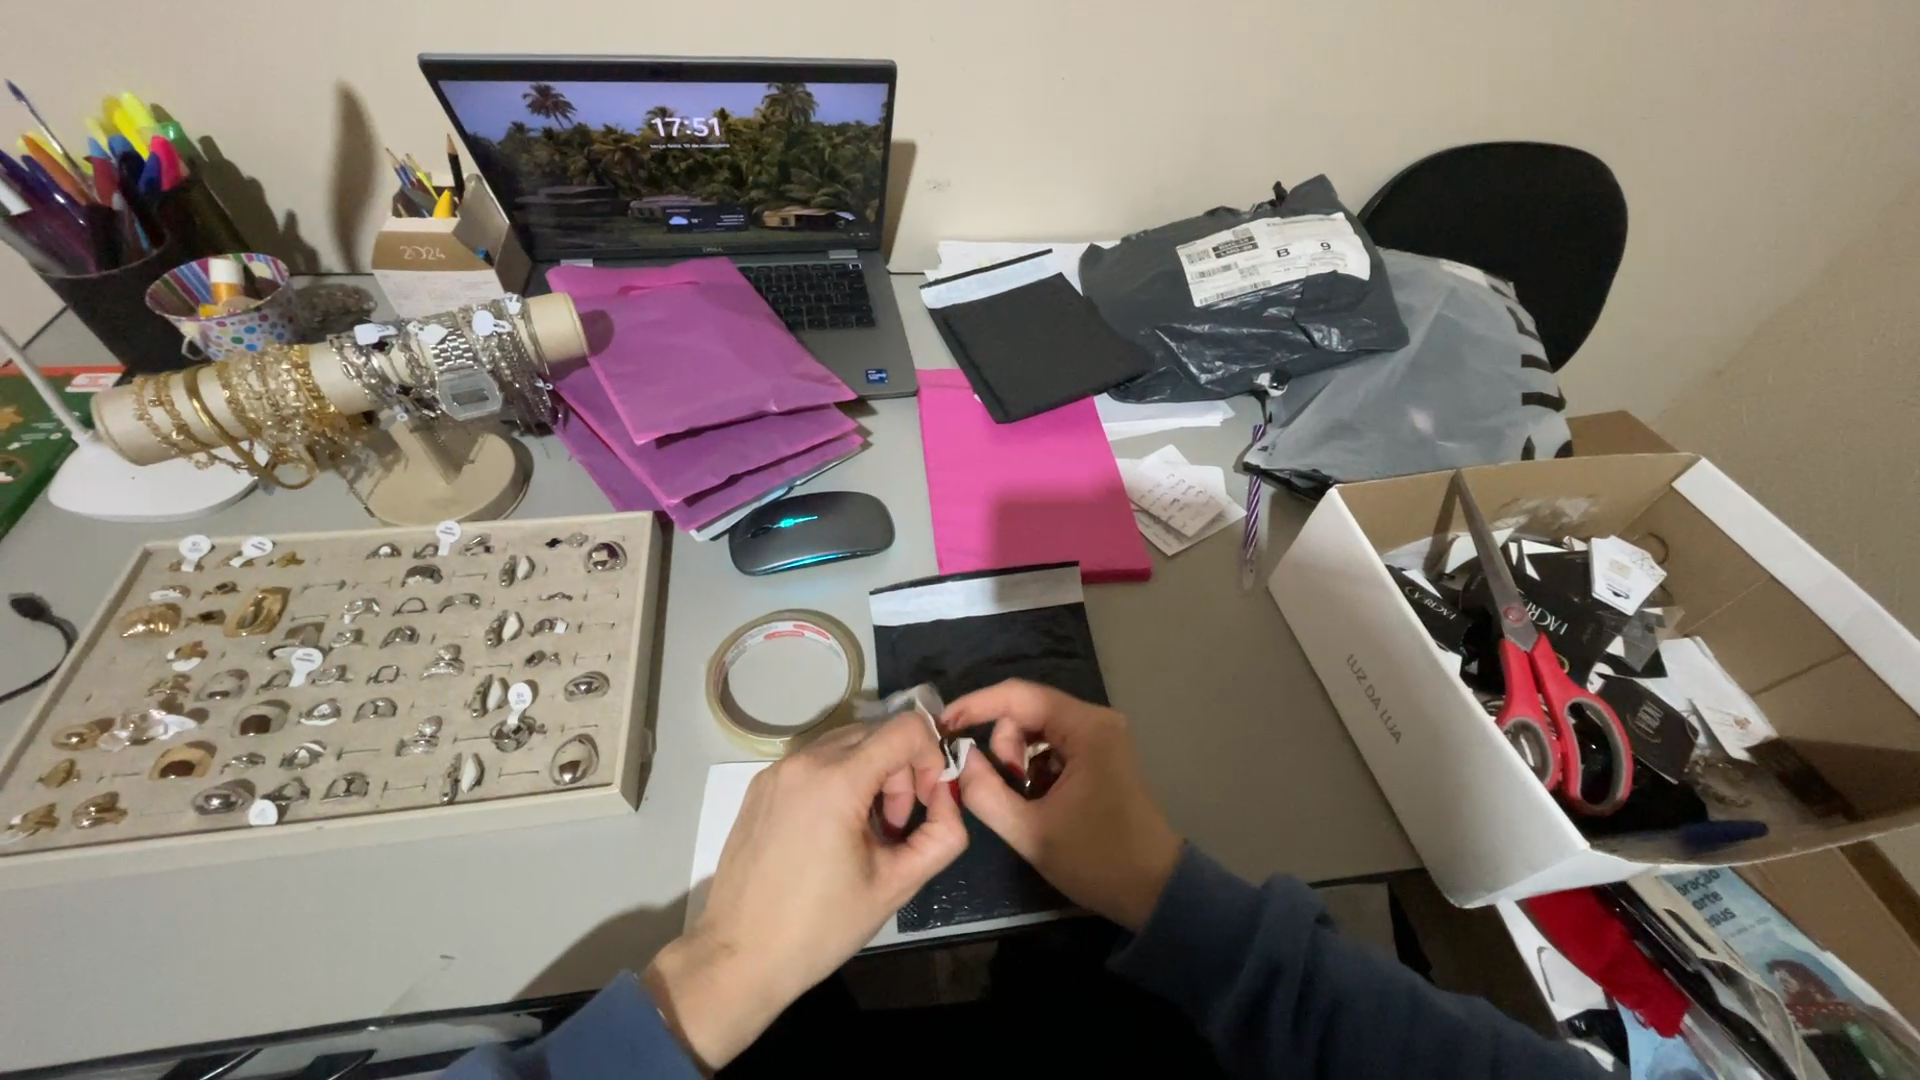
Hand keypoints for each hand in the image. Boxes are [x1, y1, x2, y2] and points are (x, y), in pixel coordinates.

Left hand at [644, 714, 966, 1068]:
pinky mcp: (760, 784)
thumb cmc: (820, 926)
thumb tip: (950, 796)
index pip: (906, 728)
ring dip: (872, 774)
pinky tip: (833, 830)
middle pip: (878, 734)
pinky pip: (816, 761)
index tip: (927, 799)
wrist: (737, 957)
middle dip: (902, 771)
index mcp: (837, 781)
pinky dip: (839, 779)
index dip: (932, 755)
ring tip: (865, 832)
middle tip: (896, 827)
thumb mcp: (897, 884)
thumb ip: (943, 833)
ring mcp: (777, 769)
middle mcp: (805, 761)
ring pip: (847, 744)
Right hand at [945, 679, 1182, 931]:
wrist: (1153, 891)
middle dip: (1004, 746)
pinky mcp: (1099, 754)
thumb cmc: (1097, 859)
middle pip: (1026, 711)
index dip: (976, 705)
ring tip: (1026, 801)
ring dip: (1018, 760)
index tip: (942, 725)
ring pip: (1036, 729)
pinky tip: (1040, 800)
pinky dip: (1034, 767)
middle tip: (1008, 789)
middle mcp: (1095, 720)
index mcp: (1086, 728)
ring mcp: (1100, 736)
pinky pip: (1051, 745)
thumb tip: (959, 759)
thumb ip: (986, 792)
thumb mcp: (1030, 831)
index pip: (1018, 696)